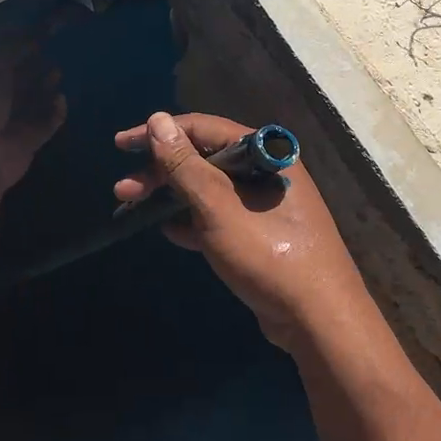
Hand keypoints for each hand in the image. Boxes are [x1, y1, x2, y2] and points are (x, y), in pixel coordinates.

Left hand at [0, 41, 67, 216]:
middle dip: (32, 68)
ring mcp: (9, 124)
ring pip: (31, 102)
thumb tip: (29, 32)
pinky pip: (44, 125)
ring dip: (44, 89)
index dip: (16, 48)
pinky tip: (61, 101)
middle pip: (16, 81)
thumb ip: (12, 49)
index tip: (37, 35)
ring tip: (57, 74)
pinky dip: (53, 114)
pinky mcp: (25, 143)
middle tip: (51, 54)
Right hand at [114, 112, 367, 349]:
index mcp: (264, 152)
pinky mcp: (259, 235)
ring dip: (170, 195)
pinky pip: (217, 215)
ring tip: (133, 207)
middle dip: (159, 171)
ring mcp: (263, 204)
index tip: (122, 145)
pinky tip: (167, 230)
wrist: (318, 321)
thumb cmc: (268, 253)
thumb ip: (184, 164)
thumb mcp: (217, 206)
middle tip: (123, 189)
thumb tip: (157, 119)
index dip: (159, 133)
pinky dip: (190, 219)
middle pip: (203, 158)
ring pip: (207, 188)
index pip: (202, 129)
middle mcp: (266, 170)